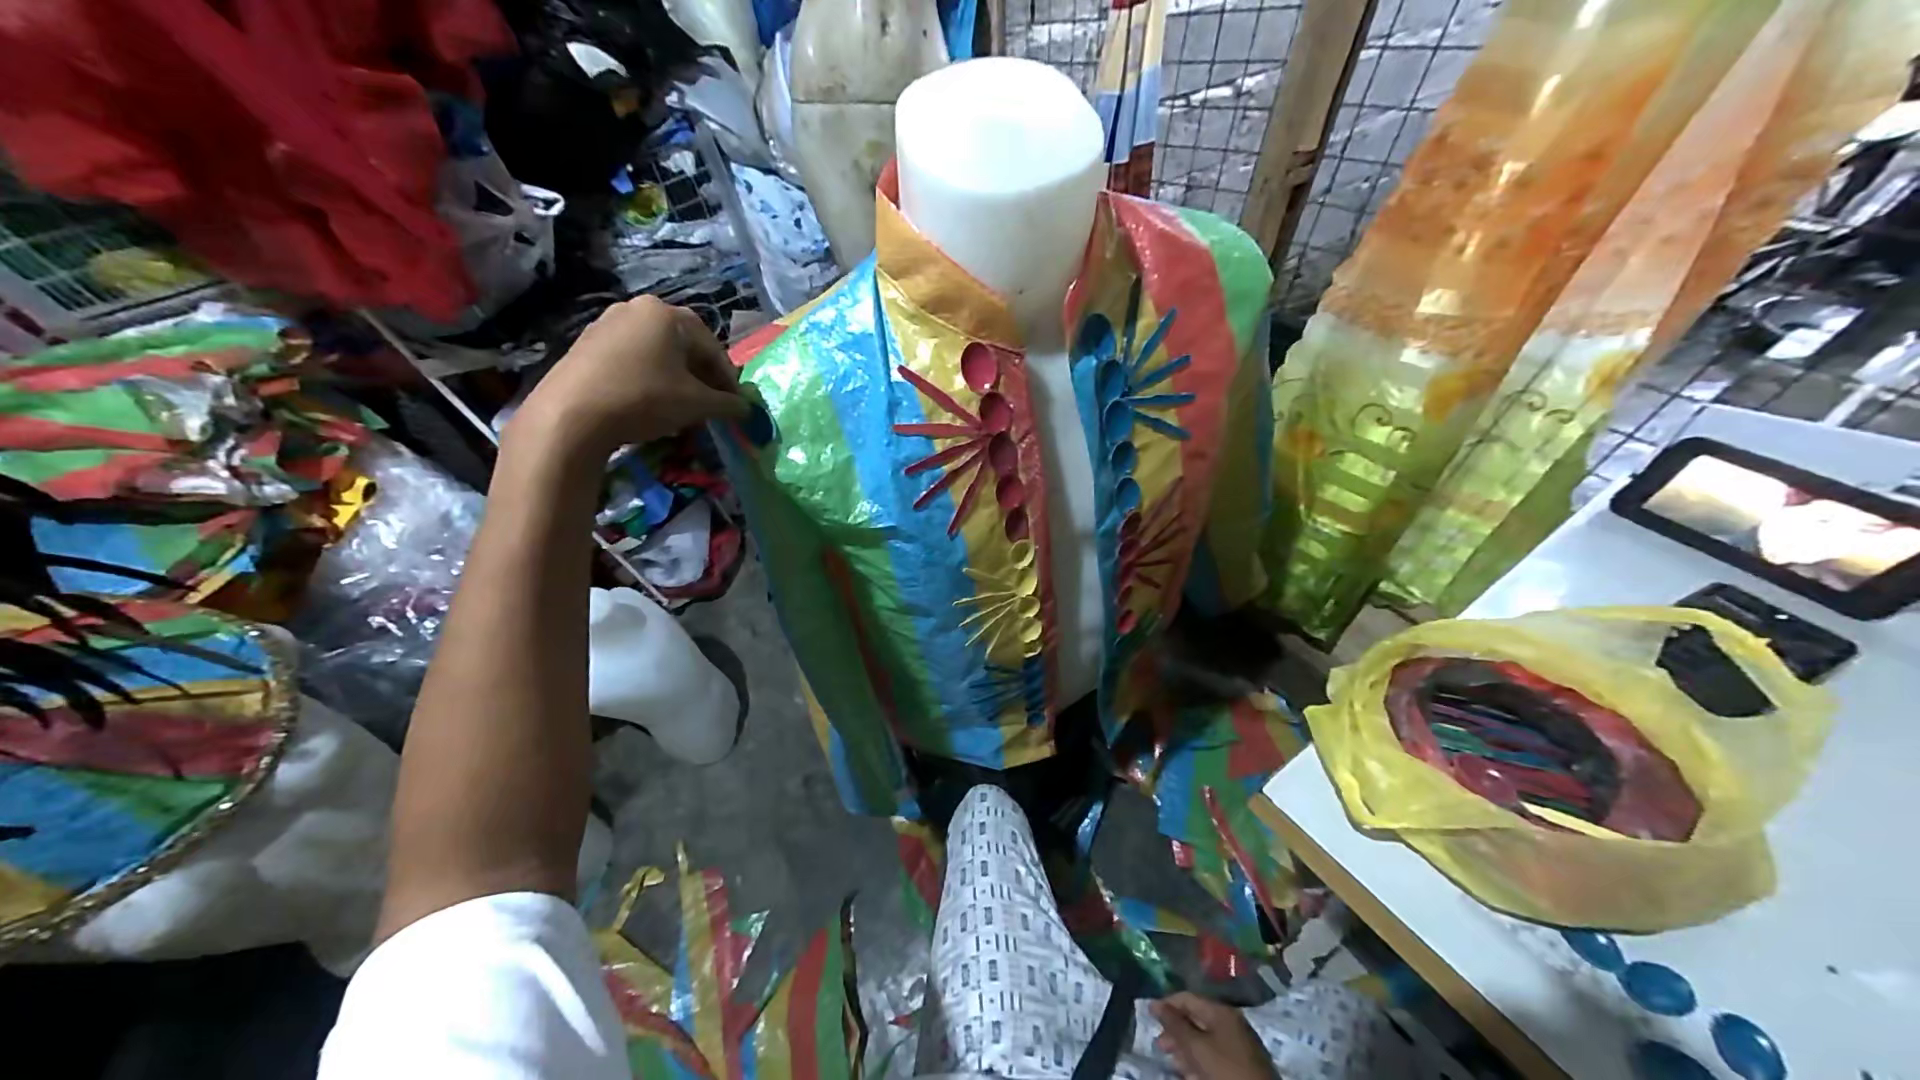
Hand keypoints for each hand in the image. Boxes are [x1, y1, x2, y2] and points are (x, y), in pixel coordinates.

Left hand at [513, 296, 747, 458]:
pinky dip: (649, 380)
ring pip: (657, 354)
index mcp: (668, 314)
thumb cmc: (644, 399)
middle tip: (710, 407)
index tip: (735, 406)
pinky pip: (632, 360)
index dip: (728, 380)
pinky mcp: (587, 344)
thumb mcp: (696, 405)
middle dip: (701, 378)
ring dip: (676, 380)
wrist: (571, 415)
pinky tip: (649, 405)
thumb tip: (747, 409)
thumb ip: (728, 404)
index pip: (713, 348)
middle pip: (684, 347)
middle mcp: (637, 309)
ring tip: (681, 409)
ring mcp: (607, 323)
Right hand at [1152, 993, 1279, 1079]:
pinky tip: (1191, 1075)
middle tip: (1161, 1047)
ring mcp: (1238, 1043)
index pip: (1187, 998)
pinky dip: (1200, 1062)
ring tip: (1175, 1064)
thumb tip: (1154, 1003)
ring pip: (1204, 1039)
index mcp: (1220, 1011)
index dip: (1166, 1005)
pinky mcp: (1242, 1064)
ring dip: (1186, 1050)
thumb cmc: (1226, 1071)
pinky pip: (1215, 1055)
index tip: (1149, 1017)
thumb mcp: (1196, 1048)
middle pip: (1195, 1019)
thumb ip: (1174, 1025)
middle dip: (1175, 1032)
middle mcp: (1230, 1022)